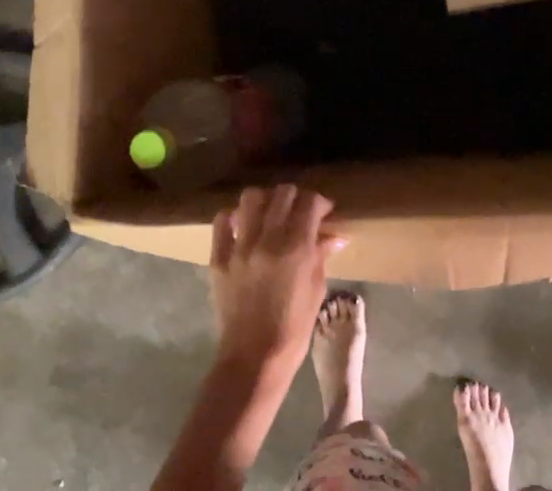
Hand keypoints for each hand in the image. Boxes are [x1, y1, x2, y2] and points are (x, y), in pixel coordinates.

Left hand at [209, 185, 343, 371]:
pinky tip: (243, 226)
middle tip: (299, 212)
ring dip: (265, 200)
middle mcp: (267, 241)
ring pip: (251, 198)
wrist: (254, 358)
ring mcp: (239, 248)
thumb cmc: (294, 328)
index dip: (319, 202)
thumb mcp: (317, 289)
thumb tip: (333, 236)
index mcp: (296, 249)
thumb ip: (321, 255)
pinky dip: (234, 217)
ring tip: (270, 215)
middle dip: (296, 197)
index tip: (324, 211)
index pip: (309, 203)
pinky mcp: (218, 258)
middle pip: (282, 194)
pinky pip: (221, 222)